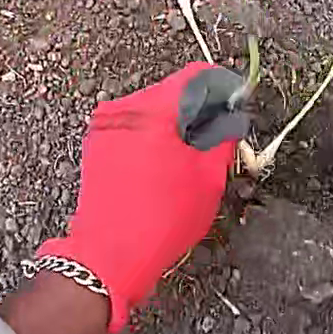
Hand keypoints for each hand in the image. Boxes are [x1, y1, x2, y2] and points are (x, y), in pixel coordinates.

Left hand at [38, 63, 247, 332]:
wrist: (108, 257)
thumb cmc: (161, 220)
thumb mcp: (208, 178)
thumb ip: (223, 138)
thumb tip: (231, 119)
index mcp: (154, 110)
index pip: (196, 76)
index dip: (223, 88)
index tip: (236, 104)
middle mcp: (124, 109)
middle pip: (173, 92)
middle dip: (200, 109)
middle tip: (220, 137)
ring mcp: (105, 127)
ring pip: (153, 110)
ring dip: (176, 125)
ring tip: (194, 158)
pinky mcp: (97, 146)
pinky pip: (134, 128)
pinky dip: (155, 137)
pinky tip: (167, 166)